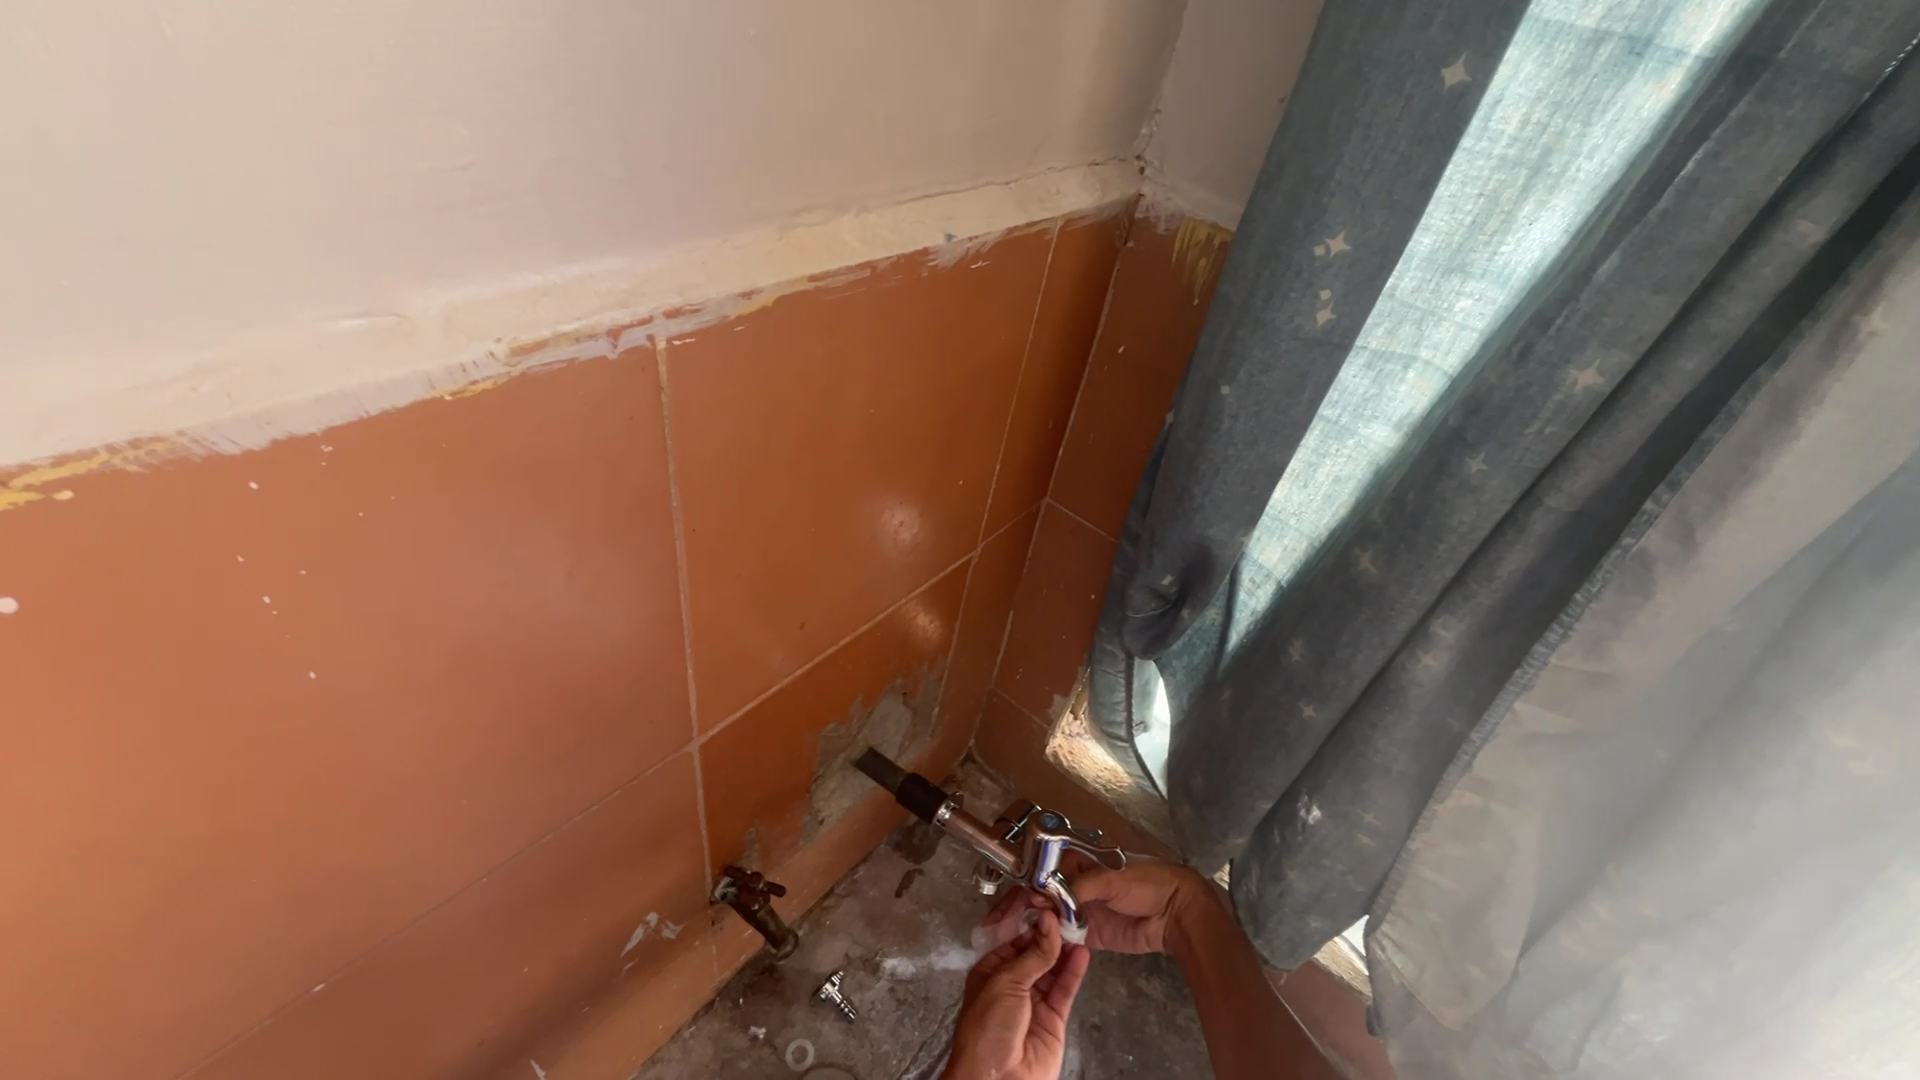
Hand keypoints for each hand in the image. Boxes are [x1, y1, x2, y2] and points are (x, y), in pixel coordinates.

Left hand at [942, 910, 1089, 1079]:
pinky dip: (1074, 971)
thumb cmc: (988, 1026)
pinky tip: (1083, 954)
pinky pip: (1064, 990)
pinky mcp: (1053, 1020)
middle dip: (1050, 934)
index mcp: (991, 971)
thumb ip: (1033, 954)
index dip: (1031, 923)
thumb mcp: (1006, 983)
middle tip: (1068, 912)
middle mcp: (1012, 984)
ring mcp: (1034, 1002)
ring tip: (1079, 927)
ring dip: (1064, 950)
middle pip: (1035, 952)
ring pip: (1052, 969)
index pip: (1014, 940)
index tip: (1049, 904)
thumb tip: (1050, 921)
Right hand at [982, 858, 1207, 954]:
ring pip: (1047, 917)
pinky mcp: (1088, 933)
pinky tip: (1030, 951)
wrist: (1176, 912)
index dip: (1024, 887)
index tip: (1008, 904)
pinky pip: (1063, 937)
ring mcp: (1080, 909)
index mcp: (1077, 861)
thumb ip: (1079, 885)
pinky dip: (1048, 943)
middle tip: (998, 929)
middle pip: (1038, 895)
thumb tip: (1047, 896)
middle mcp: (1073, 883)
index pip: (1041, 871)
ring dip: (1030, 927)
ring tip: (1007, 941)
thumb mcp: (1112, 877)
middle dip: (1019, 910)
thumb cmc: (1146, 882)